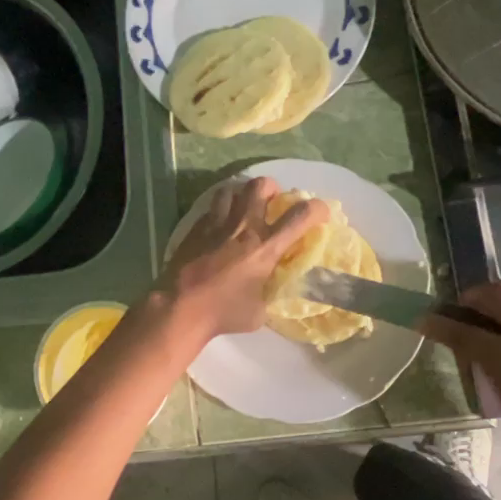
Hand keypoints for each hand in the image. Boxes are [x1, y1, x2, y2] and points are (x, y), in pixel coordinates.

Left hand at [159, 177, 327, 341]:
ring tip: (242, 207)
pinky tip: (218, 226)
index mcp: (265, 247)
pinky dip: (219, 212)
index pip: (300, 216)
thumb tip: (270, 289)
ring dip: (241, 194)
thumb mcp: (259, 310)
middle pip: (261, 186)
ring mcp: (216, 225)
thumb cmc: (223, 313)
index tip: (320, 213)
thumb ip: (270, 293)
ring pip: (231, 190)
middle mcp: (243, 228)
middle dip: (272, 188)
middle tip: (272, 201)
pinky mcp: (195, 229)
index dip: (316, 209)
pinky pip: (210, 209)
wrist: (180, 308)